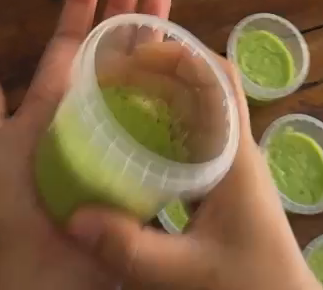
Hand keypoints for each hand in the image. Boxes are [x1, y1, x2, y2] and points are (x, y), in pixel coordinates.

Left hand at [0, 0, 170, 289]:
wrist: (48, 268)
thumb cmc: (16, 202)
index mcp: (58, 96)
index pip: (74, 38)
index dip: (83, 3)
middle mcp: (92, 104)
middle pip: (113, 45)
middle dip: (126, 8)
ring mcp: (121, 127)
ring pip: (142, 69)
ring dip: (155, 35)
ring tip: (167, 1)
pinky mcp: (146, 153)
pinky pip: (166, 111)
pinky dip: (179, 83)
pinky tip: (192, 60)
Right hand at [64, 62, 320, 289]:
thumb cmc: (249, 286)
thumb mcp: (184, 274)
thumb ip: (129, 248)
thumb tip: (73, 217)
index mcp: (236, 154)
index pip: (219, 78)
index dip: (181, 55)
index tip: (136, 57)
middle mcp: (237, 150)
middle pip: (206, 86)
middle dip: (163, 70)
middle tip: (116, 75)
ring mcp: (233, 168)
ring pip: (201, 111)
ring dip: (164, 97)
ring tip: (119, 99)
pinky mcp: (225, 189)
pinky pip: (195, 141)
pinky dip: (166, 130)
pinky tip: (135, 147)